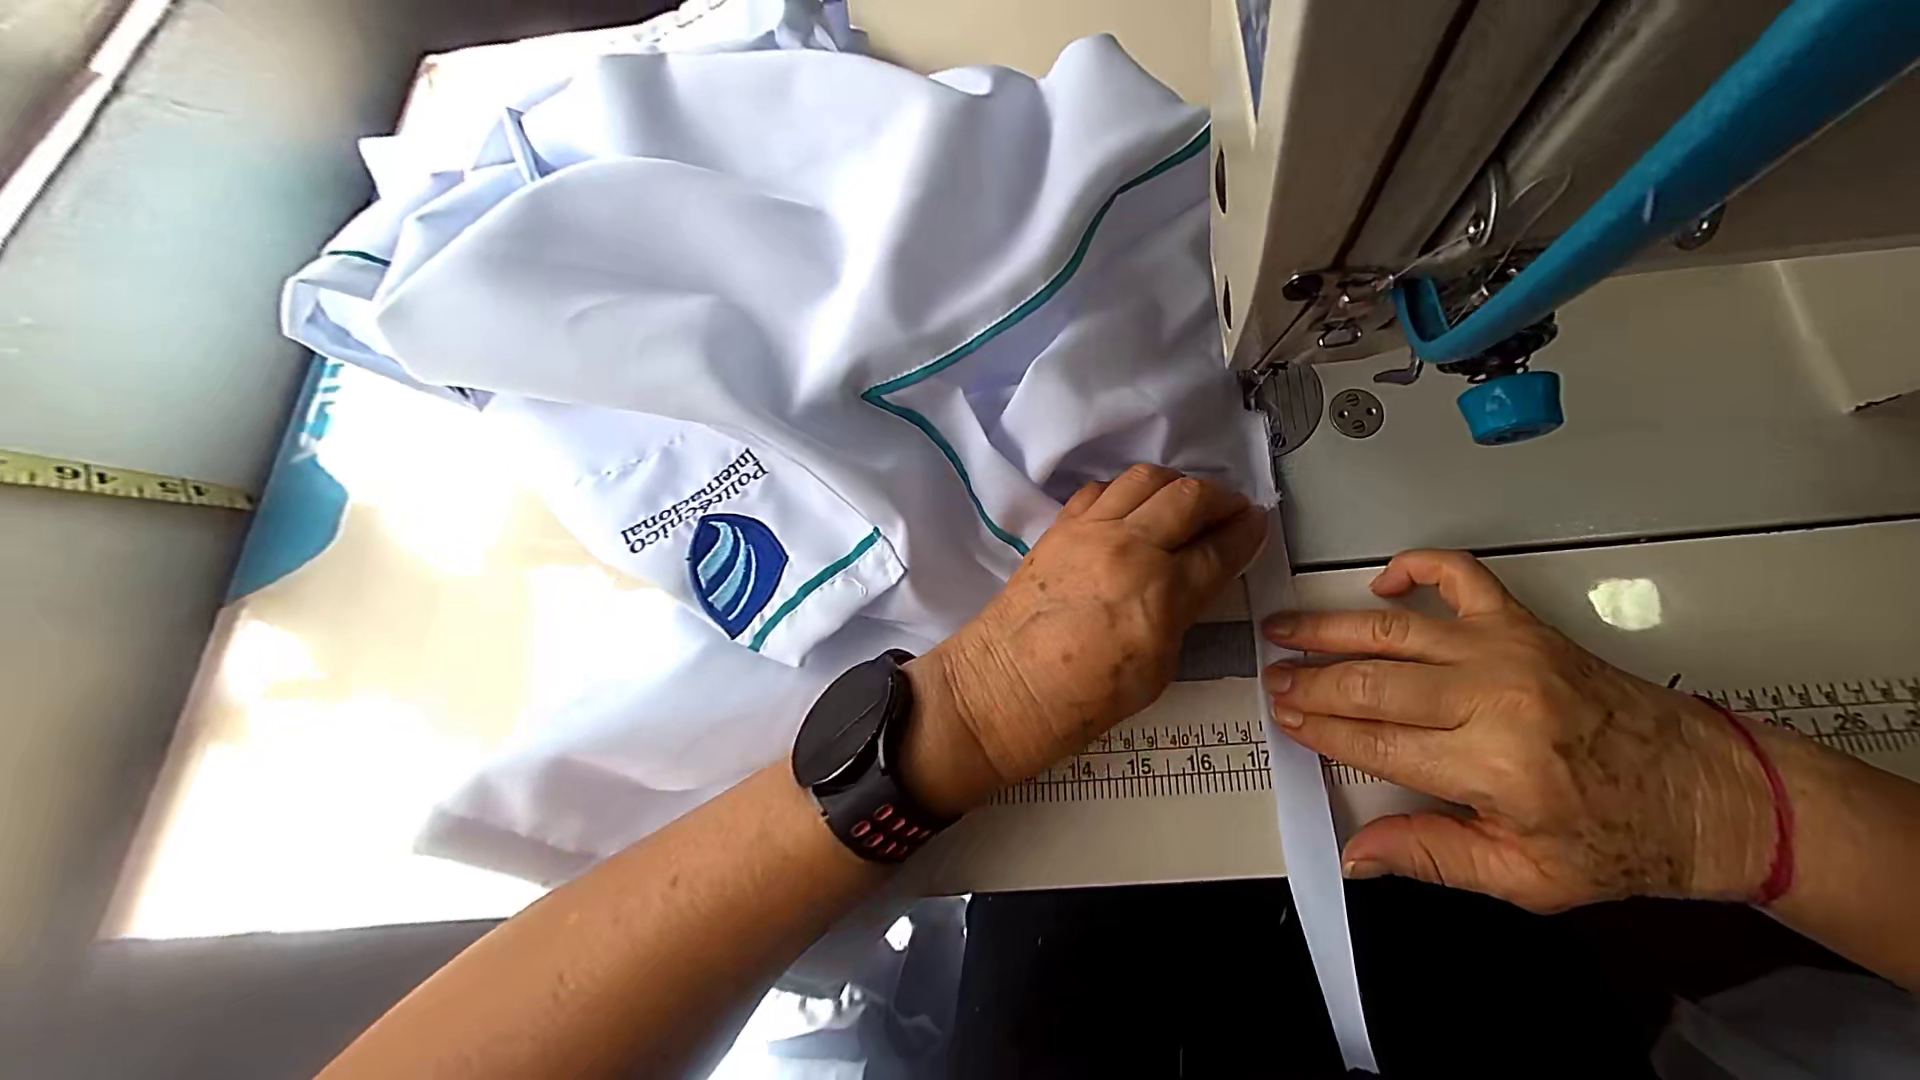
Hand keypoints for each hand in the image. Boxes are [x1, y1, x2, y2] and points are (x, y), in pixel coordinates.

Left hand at [902, 465, 1267, 816]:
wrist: (1005, 686)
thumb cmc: (1080, 697)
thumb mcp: (1158, 667)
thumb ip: (1182, 613)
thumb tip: (1192, 581)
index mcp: (1161, 593)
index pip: (1220, 548)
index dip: (1246, 533)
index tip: (1256, 525)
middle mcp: (1127, 549)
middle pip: (1189, 497)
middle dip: (1221, 498)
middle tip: (1231, 509)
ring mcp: (1089, 532)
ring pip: (1145, 478)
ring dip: (1175, 484)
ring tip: (1184, 501)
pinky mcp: (1058, 529)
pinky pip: (1099, 490)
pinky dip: (1125, 491)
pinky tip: (1131, 508)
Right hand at [1261, 550, 1775, 912]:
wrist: (1714, 793)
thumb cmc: (1619, 840)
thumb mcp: (1526, 877)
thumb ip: (1430, 857)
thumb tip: (1351, 856)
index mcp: (1494, 768)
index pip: (1375, 742)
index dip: (1320, 731)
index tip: (1285, 720)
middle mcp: (1494, 699)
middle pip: (1370, 682)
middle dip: (1310, 682)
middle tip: (1273, 680)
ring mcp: (1508, 650)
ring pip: (1391, 630)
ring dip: (1327, 628)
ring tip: (1283, 628)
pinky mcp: (1523, 623)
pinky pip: (1459, 576)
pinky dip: (1414, 567)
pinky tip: (1380, 581)